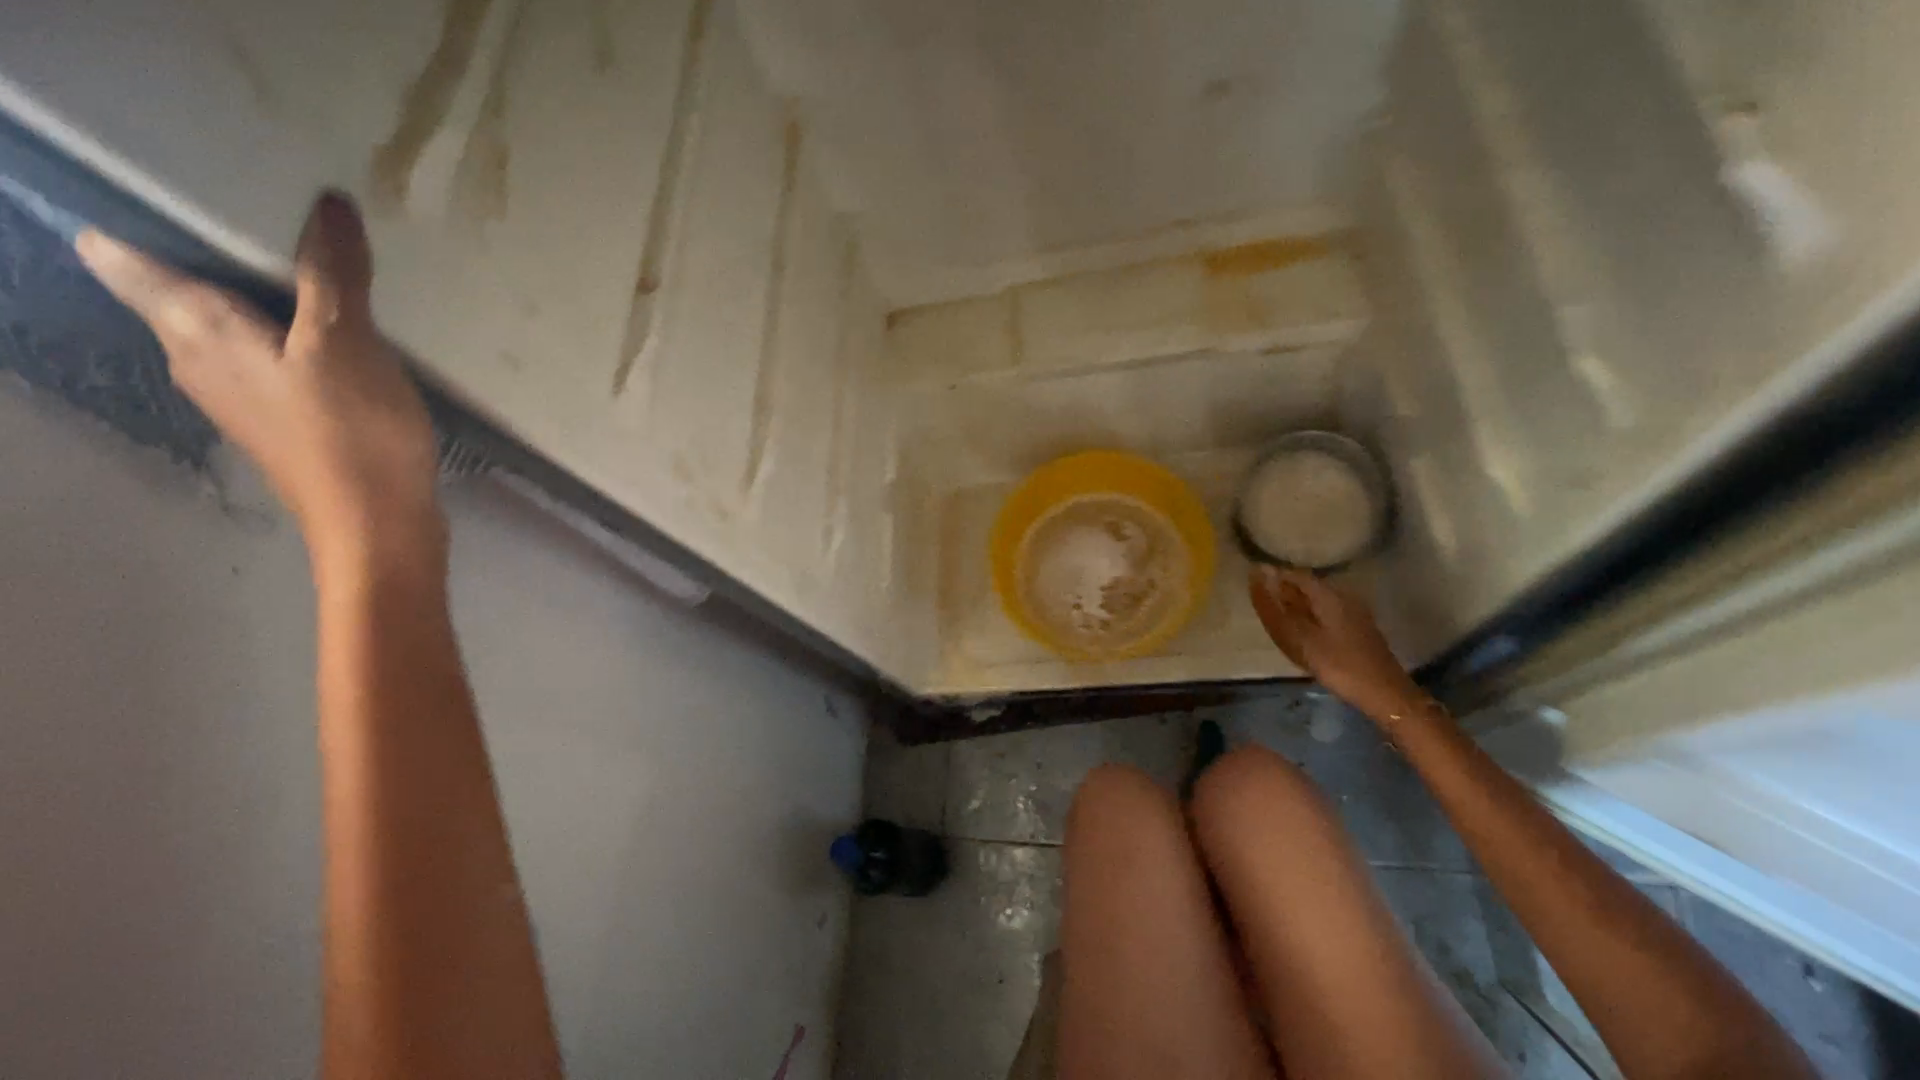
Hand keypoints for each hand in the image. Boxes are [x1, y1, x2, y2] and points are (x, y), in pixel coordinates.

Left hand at [76, 193, 442, 568]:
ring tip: (286, 254)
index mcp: (199, 332)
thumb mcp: (348, 342)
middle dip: (195, 248)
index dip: (125, 223)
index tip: (151, 183)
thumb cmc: (352, 431)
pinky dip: (278, 330)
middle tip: (241, 204)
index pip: (126, 262)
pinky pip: (259, 354)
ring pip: (219, 324)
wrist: (377, 525)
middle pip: (172, 290)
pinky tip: (320, 325)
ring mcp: (237, 395)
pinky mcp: (278, 419)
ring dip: (244, 290)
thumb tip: (327, 204)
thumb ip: (332, 272)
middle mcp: (199, 361)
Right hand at [1249, 565, 1425, 720]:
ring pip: (1320, 601)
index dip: (1275, 577)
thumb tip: (1257, 574)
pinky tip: (1305, 633)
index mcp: (1330, 596)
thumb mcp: (1299, 638)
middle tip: (1264, 605)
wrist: (1384, 692)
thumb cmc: (1339, 664)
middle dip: (1286, 592)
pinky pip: (1329, 614)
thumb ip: (1275, 609)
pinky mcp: (1359, 629)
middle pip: (1310, 587)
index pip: (1297, 575)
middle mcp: (1344, 598)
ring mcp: (1355, 613)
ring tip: (1280, 620)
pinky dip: (1312, 618)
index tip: (1254, 586)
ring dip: (1299, 607)